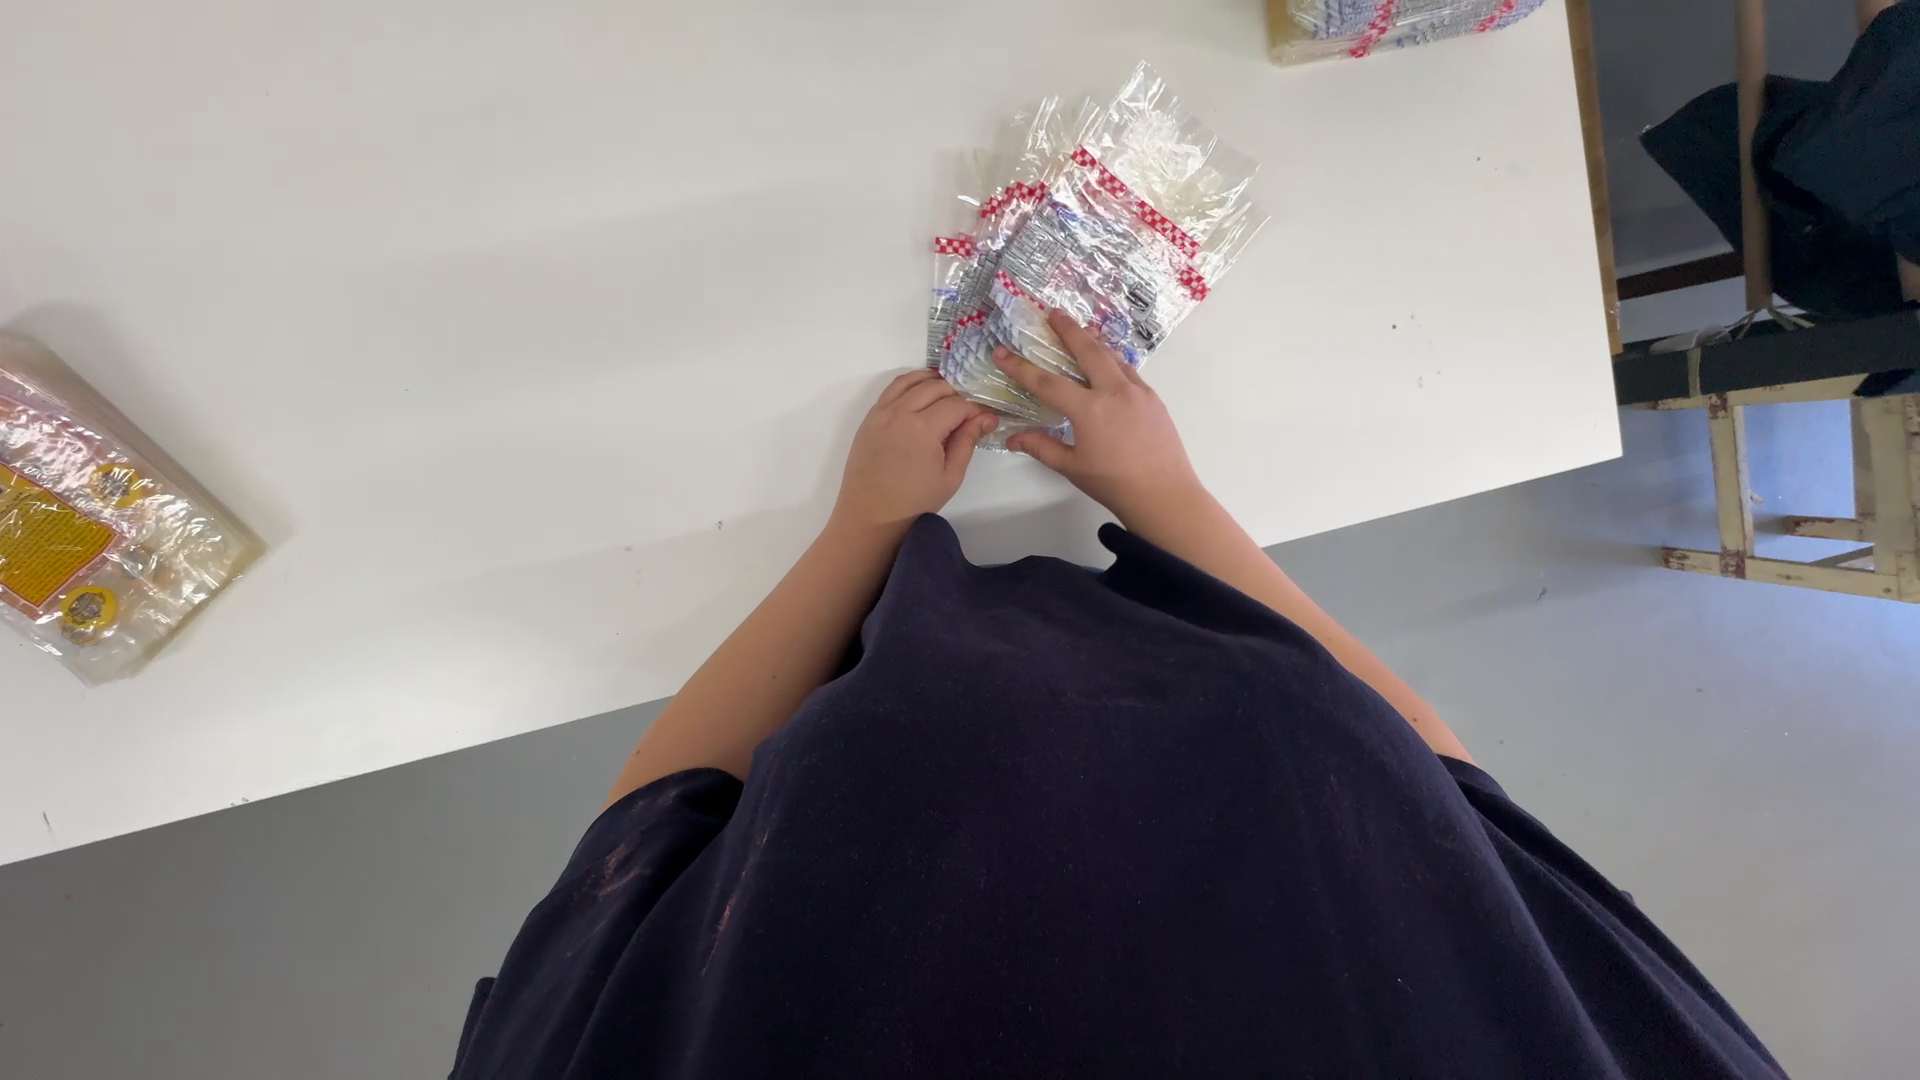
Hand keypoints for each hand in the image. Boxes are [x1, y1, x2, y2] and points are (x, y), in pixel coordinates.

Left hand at [832, 369, 997, 529]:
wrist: (872, 514)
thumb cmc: (915, 502)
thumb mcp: (950, 475)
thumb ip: (967, 441)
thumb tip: (987, 417)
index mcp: (923, 428)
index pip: (956, 405)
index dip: (974, 410)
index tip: (983, 419)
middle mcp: (900, 412)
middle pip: (935, 387)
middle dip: (955, 394)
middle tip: (965, 411)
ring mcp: (881, 412)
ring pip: (910, 380)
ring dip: (931, 382)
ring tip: (945, 394)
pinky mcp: (870, 418)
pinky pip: (891, 389)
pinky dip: (908, 385)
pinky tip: (919, 395)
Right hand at [992, 310, 1208, 530]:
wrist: (1164, 494)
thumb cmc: (1114, 484)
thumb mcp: (1072, 467)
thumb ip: (1042, 447)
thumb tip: (1013, 438)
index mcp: (1089, 409)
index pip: (1046, 382)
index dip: (1021, 367)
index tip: (1002, 352)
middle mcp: (1114, 391)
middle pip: (1087, 350)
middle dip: (1068, 329)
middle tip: (1054, 313)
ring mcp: (1137, 391)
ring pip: (1112, 356)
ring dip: (1093, 340)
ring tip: (1082, 330)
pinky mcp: (1153, 398)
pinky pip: (1129, 371)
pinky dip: (1113, 360)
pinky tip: (1108, 363)